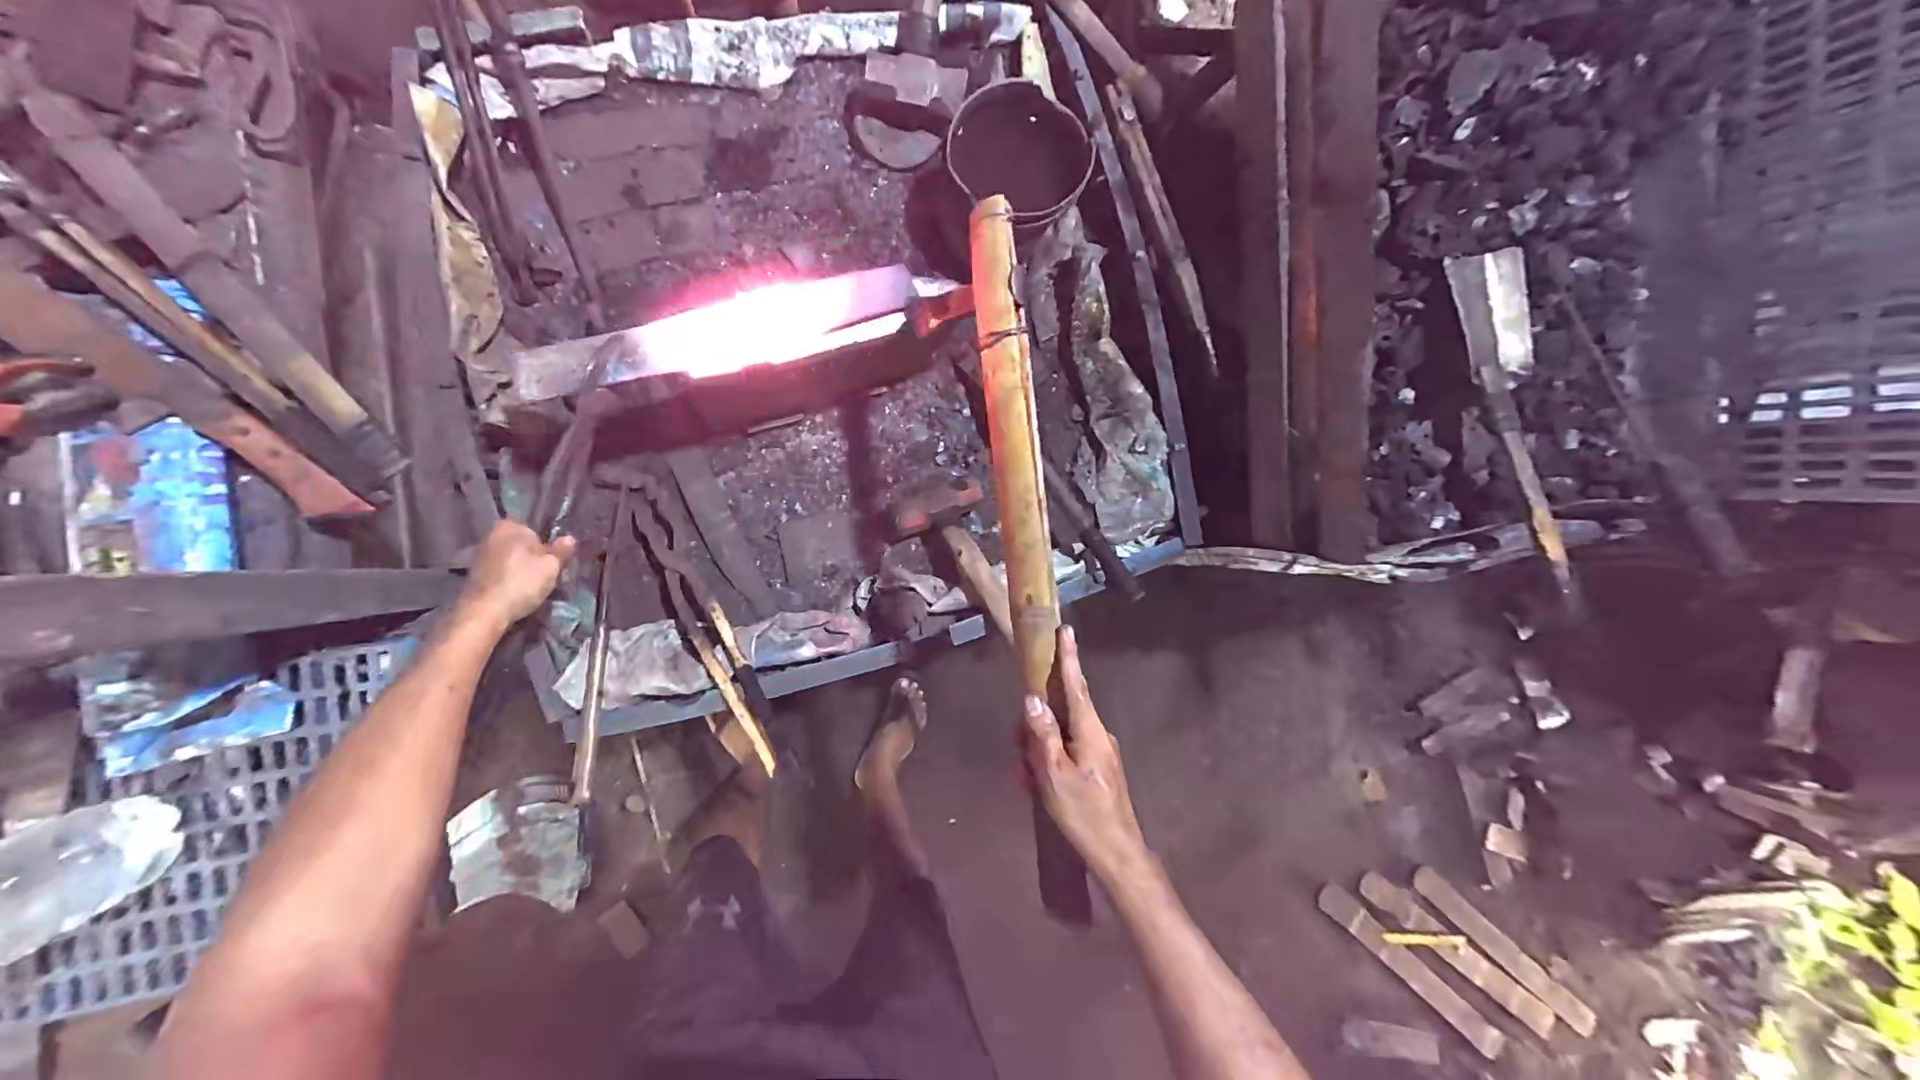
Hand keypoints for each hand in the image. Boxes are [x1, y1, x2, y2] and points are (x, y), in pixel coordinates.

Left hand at [457, 521, 575, 628]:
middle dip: (534, 556)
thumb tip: (569, 539)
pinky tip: (517, 591)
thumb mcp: (551, 566)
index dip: (548, 544)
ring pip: (511, 559)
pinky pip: (501, 572)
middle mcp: (491, 535)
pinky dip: (510, 578)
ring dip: (522, 568)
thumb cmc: (522, 582)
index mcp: (510, 526)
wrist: (485, 611)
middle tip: (548, 573)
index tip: (556, 560)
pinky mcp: (475, 574)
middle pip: (522, 545)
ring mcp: (480, 555)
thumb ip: (561, 551)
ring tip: (534, 585)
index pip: (536, 530)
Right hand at [1021, 625, 1150, 885]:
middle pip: (1062, 711)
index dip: (1068, 657)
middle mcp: (1098, 734)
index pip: (1077, 685)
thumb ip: (1043, 734)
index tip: (1065, 630)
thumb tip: (1032, 699)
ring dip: (1040, 748)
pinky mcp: (1098, 767)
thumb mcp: (1054, 774)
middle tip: (1020, 753)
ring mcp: (1101, 751)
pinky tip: (1037, 784)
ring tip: (1027, 777)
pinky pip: (1068, 751)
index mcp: (1090, 731)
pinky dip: (1049, 761)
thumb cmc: (1084, 813)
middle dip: (1036, 724)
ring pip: (1061, 734)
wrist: (1117, 852)